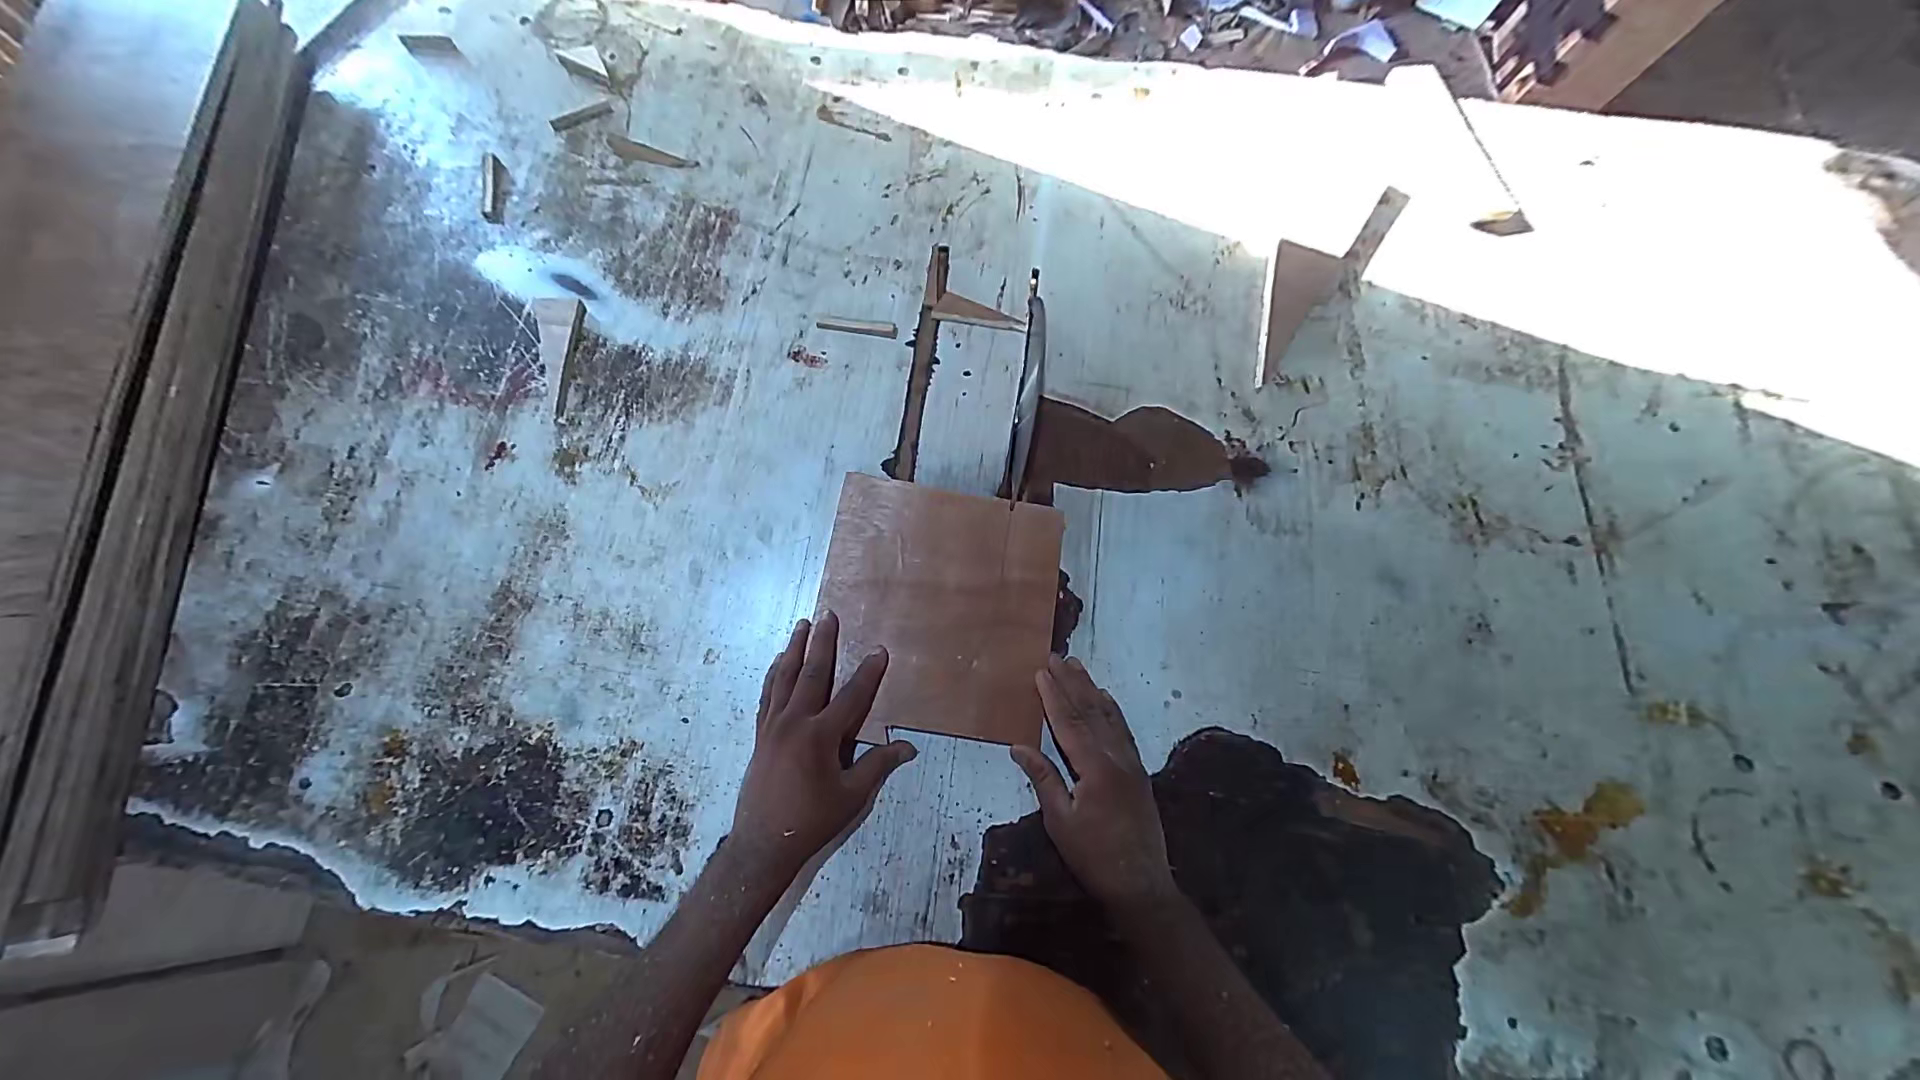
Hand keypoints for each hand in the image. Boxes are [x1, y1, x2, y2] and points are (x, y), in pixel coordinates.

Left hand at [730, 612, 917, 877]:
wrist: (763, 844)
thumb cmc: (812, 820)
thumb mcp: (852, 796)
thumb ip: (878, 765)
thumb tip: (909, 747)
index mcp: (820, 736)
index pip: (850, 697)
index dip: (868, 673)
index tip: (878, 650)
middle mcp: (794, 723)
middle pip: (811, 674)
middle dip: (823, 643)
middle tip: (828, 616)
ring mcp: (773, 727)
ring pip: (784, 679)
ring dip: (795, 650)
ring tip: (801, 626)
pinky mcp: (761, 735)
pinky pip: (767, 696)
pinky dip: (773, 675)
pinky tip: (778, 662)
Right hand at [1011, 655, 1177, 911]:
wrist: (1141, 885)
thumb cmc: (1094, 857)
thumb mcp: (1060, 821)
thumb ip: (1043, 779)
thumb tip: (1018, 747)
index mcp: (1095, 768)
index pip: (1069, 722)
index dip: (1053, 695)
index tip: (1041, 671)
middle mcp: (1116, 757)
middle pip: (1089, 711)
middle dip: (1071, 683)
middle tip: (1057, 656)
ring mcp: (1131, 762)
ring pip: (1108, 716)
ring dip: (1091, 689)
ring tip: (1078, 666)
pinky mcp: (1138, 771)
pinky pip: (1123, 730)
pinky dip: (1112, 710)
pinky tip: (1106, 698)